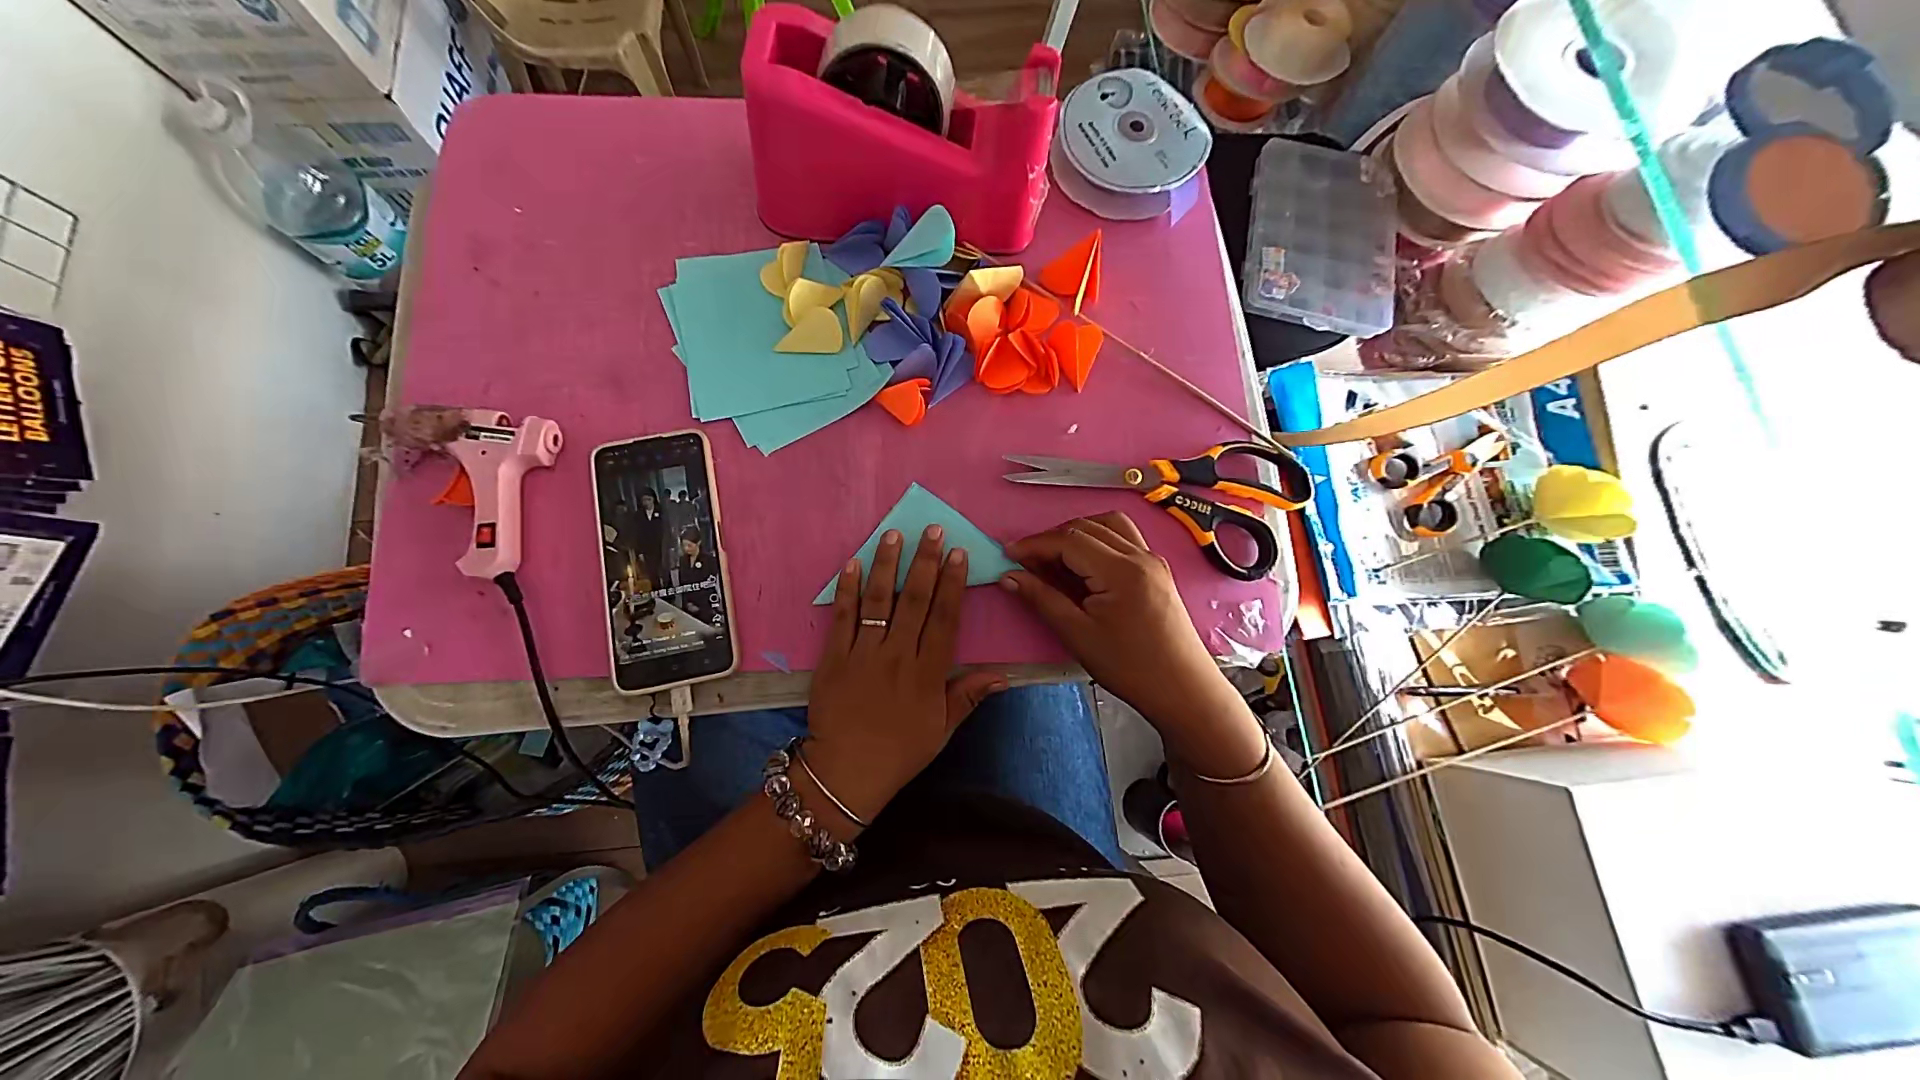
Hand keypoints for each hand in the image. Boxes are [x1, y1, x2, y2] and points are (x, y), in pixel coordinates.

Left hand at [802, 525, 1005, 832]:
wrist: (846, 772)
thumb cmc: (900, 751)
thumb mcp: (942, 730)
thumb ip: (968, 696)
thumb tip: (1004, 675)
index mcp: (928, 673)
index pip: (945, 619)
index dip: (953, 584)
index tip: (958, 554)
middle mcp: (898, 656)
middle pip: (915, 601)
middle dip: (925, 562)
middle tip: (932, 530)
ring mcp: (863, 654)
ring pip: (879, 601)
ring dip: (888, 566)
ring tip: (894, 535)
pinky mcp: (833, 657)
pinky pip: (842, 617)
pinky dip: (847, 590)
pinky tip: (853, 564)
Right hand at [1000, 513, 1242, 732]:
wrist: (1183, 690)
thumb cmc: (1130, 667)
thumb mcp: (1077, 634)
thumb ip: (1042, 598)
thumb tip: (1010, 576)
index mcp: (1120, 570)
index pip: (1069, 540)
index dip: (1035, 544)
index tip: (1009, 554)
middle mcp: (1140, 556)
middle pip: (1087, 527)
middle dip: (1052, 539)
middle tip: (1027, 562)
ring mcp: (1153, 561)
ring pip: (1109, 526)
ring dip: (1077, 534)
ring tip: (1055, 559)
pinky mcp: (1157, 571)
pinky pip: (1124, 539)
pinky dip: (1098, 541)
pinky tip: (1084, 566)